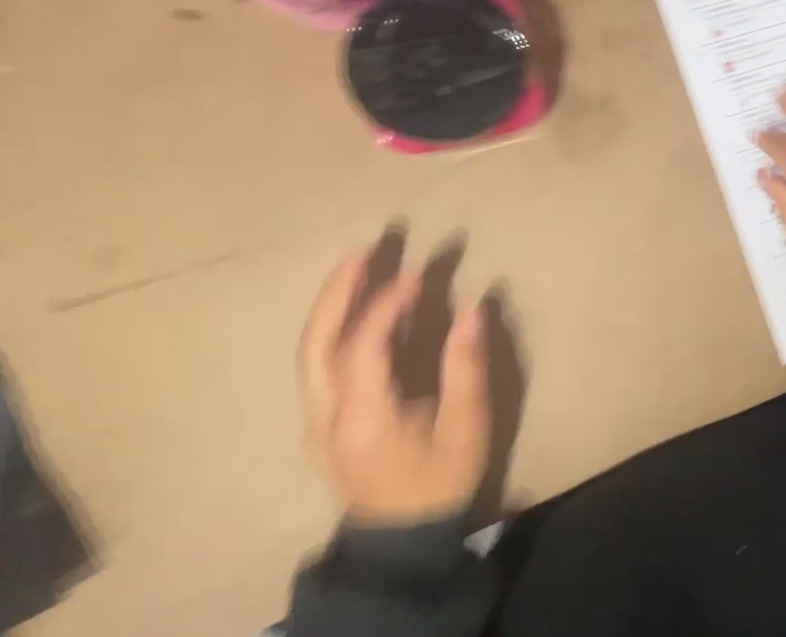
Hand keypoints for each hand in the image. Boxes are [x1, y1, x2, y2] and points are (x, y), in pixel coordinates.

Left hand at [298, 251, 489, 527]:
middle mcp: (326, 416)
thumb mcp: (466, 427)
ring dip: (333, 305)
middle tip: (365, 249)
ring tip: (360, 264)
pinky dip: (336, 326)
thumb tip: (475, 308)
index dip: (384, 308)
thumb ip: (466, 368)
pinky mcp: (322, 420)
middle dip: (337, 294)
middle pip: (316, 345)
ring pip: (311, 352)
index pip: (361, 350)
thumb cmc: (441, 479)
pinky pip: (321, 363)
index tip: (416, 274)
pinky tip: (360, 305)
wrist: (401, 537)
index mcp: (362, 419)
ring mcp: (317, 420)